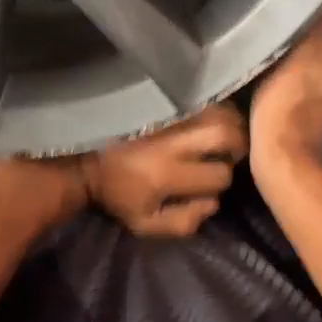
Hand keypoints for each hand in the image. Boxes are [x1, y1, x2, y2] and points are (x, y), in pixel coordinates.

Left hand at [77, 104, 247, 237]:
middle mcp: (172, 140)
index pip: (219, 175)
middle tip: (231, 153)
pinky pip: (202, 98)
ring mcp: (169, 116)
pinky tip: (210, 120)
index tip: (207, 182)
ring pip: (218, 110)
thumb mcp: (145, 224)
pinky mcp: (162, 101)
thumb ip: (184, 223)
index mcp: (167, 173)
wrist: (85, 160)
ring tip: (224, 135)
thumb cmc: (118, 194)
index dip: (220, 180)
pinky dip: (214, 109)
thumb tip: (212, 203)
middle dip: (237, 145)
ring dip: (230, 123)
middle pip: (225, 134)